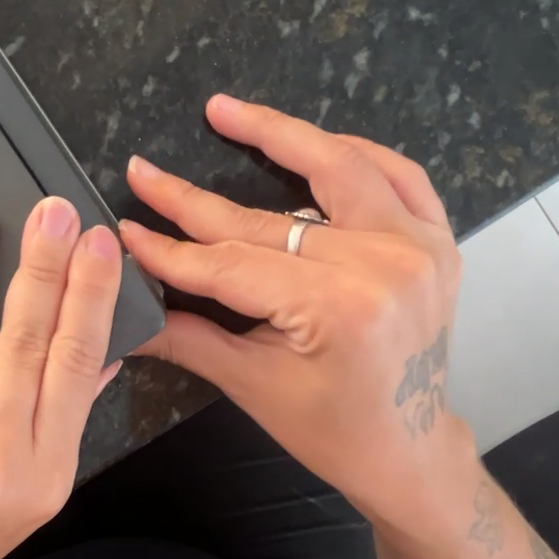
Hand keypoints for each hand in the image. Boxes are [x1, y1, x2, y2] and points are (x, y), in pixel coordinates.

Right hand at [118, 95, 471, 523]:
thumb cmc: (329, 431)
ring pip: (337, 169)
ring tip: (223, 109)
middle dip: (193, 200)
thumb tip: (122, 305)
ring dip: (277, 135)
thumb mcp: (250, 385)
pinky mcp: (436, 241)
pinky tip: (315, 139)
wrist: (407, 449)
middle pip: (267, 220)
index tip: (127, 228)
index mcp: (336, 308)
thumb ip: (185, 335)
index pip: (230, 264)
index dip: (171, 248)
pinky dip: (353, 153)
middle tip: (145, 172)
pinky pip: (398, 175)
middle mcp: (382, 265)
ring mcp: (418, 246)